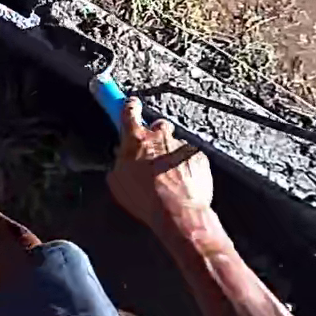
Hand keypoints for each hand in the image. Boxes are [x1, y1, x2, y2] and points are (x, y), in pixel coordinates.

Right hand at [107, 98, 215, 240]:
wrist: (178, 212)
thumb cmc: (145, 198)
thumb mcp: (117, 181)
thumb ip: (119, 162)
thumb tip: (120, 160)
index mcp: (136, 139)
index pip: (129, 111)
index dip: (129, 106)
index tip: (129, 103)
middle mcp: (159, 137)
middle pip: (157, 125)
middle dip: (154, 134)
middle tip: (150, 151)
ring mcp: (180, 146)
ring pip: (174, 143)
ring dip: (170, 154)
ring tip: (167, 176)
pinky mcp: (198, 157)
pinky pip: (190, 156)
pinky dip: (186, 166)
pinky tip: (181, 182)